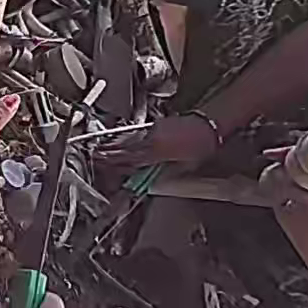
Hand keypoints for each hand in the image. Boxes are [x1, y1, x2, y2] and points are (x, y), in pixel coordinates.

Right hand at [95, 114, 220, 167]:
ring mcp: (151, 130)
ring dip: (114, 145)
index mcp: (156, 152)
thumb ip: (163, 173)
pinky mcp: (155, 125)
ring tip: (102, 150)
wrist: (210, 124)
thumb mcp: (185, 166)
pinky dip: (125, 139)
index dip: (115, 164)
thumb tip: (149, 182)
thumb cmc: (202, 146)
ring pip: (127, 140)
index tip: (103, 167)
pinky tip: (121, 142)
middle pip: (123, 148)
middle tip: (96, 158)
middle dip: (109, 154)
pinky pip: (135, 134)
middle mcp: (150, 139)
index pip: (129, 160)